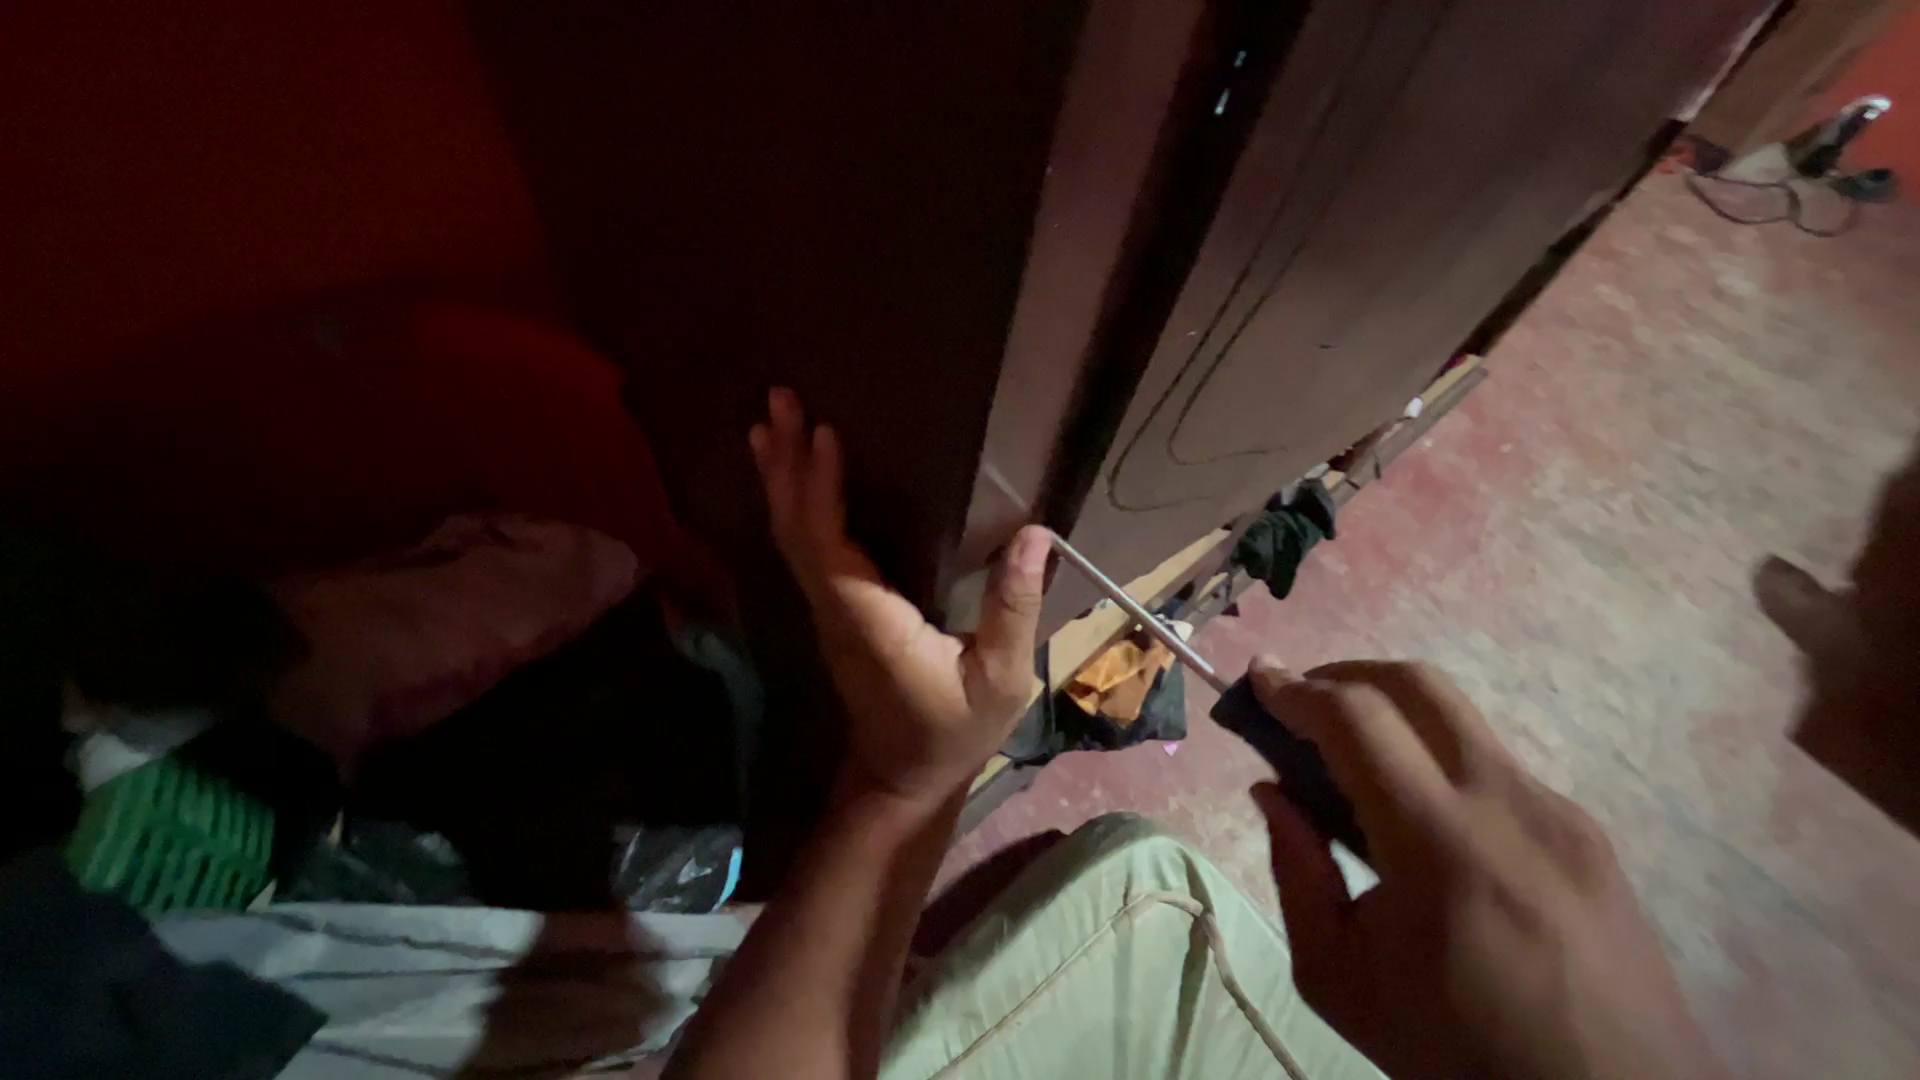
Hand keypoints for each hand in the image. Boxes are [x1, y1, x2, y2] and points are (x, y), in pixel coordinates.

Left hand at [750, 388, 1048, 806]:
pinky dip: (795, 505)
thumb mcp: (1001, 679)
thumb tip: (1034, 535)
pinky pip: (805, 549)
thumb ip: (1015, 609)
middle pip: (796, 531)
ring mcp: (828, 613)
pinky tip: (793, 477)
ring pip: (792, 538)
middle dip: (784, 466)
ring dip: (780, 479)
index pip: (830, 548)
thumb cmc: (953, 732)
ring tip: (767, 425)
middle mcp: (837, 611)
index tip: (820, 434)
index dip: (820, 490)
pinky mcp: (834, 613)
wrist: (903, 777)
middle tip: (775, 401)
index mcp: (871, 622)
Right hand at [1247, 657, 1726, 1079]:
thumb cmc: (1454, 1050)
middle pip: (1418, 684)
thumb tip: (1271, 790)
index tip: (1258, 679)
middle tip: (1300, 699)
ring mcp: (1559, 812)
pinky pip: (1491, 763)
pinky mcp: (1586, 831)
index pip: (1357, 720)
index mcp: (1440, 847)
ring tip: (1351, 759)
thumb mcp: (1335, 974)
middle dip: (1344, 673)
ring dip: (1390, 713)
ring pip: (1458, 718)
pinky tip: (1418, 812)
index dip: (1297, 689)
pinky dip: (1433, 757)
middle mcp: (1509, 806)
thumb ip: (1294, 869)